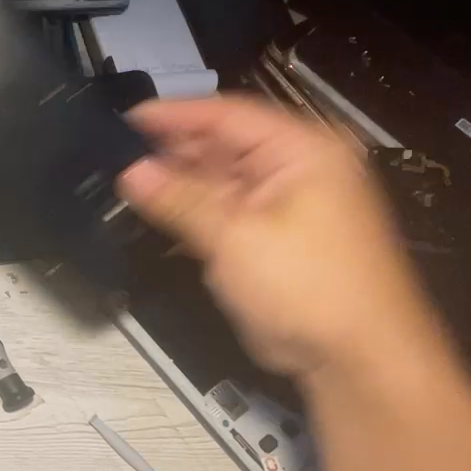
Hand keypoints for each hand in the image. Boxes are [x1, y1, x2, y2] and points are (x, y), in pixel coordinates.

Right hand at [116, 97, 439, 378]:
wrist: (355, 356)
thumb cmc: (310, 287)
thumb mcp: (236, 237)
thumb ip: (179, 199)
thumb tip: (131, 171)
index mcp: (302, 152)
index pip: (227, 115)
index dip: (175, 115)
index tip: (125, 120)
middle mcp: (294, 168)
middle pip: (221, 144)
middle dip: (171, 151)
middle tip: (116, 155)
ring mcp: (281, 202)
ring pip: (216, 179)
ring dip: (176, 184)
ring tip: (125, 183)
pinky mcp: (267, 235)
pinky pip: (220, 209)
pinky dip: (188, 211)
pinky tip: (153, 214)